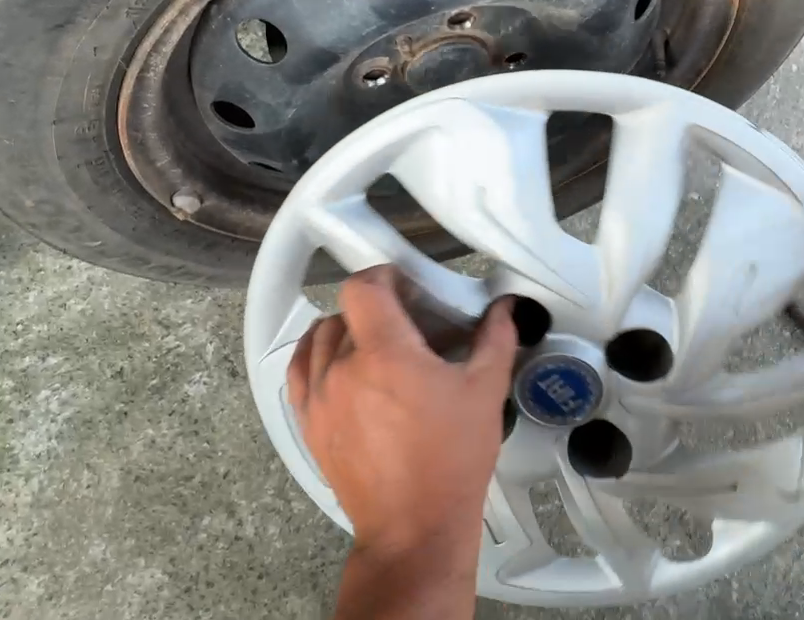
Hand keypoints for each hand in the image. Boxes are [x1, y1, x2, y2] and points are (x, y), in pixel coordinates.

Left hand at [288, 267, 517, 562]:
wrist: (414, 528)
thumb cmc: (450, 463)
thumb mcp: (485, 392)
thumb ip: (495, 339)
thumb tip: (504, 309)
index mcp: (386, 354)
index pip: (363, 287)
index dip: (384, 276)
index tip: (405, 286)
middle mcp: (343, 371)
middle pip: (347, 311)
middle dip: (377, 307)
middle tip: (405, 320)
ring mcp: (320, 399)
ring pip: (319, 337)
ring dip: (346, 328)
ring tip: (375, 341)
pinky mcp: (309, 424)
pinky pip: (299, 370)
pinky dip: (316, 356)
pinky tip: (339, 363)